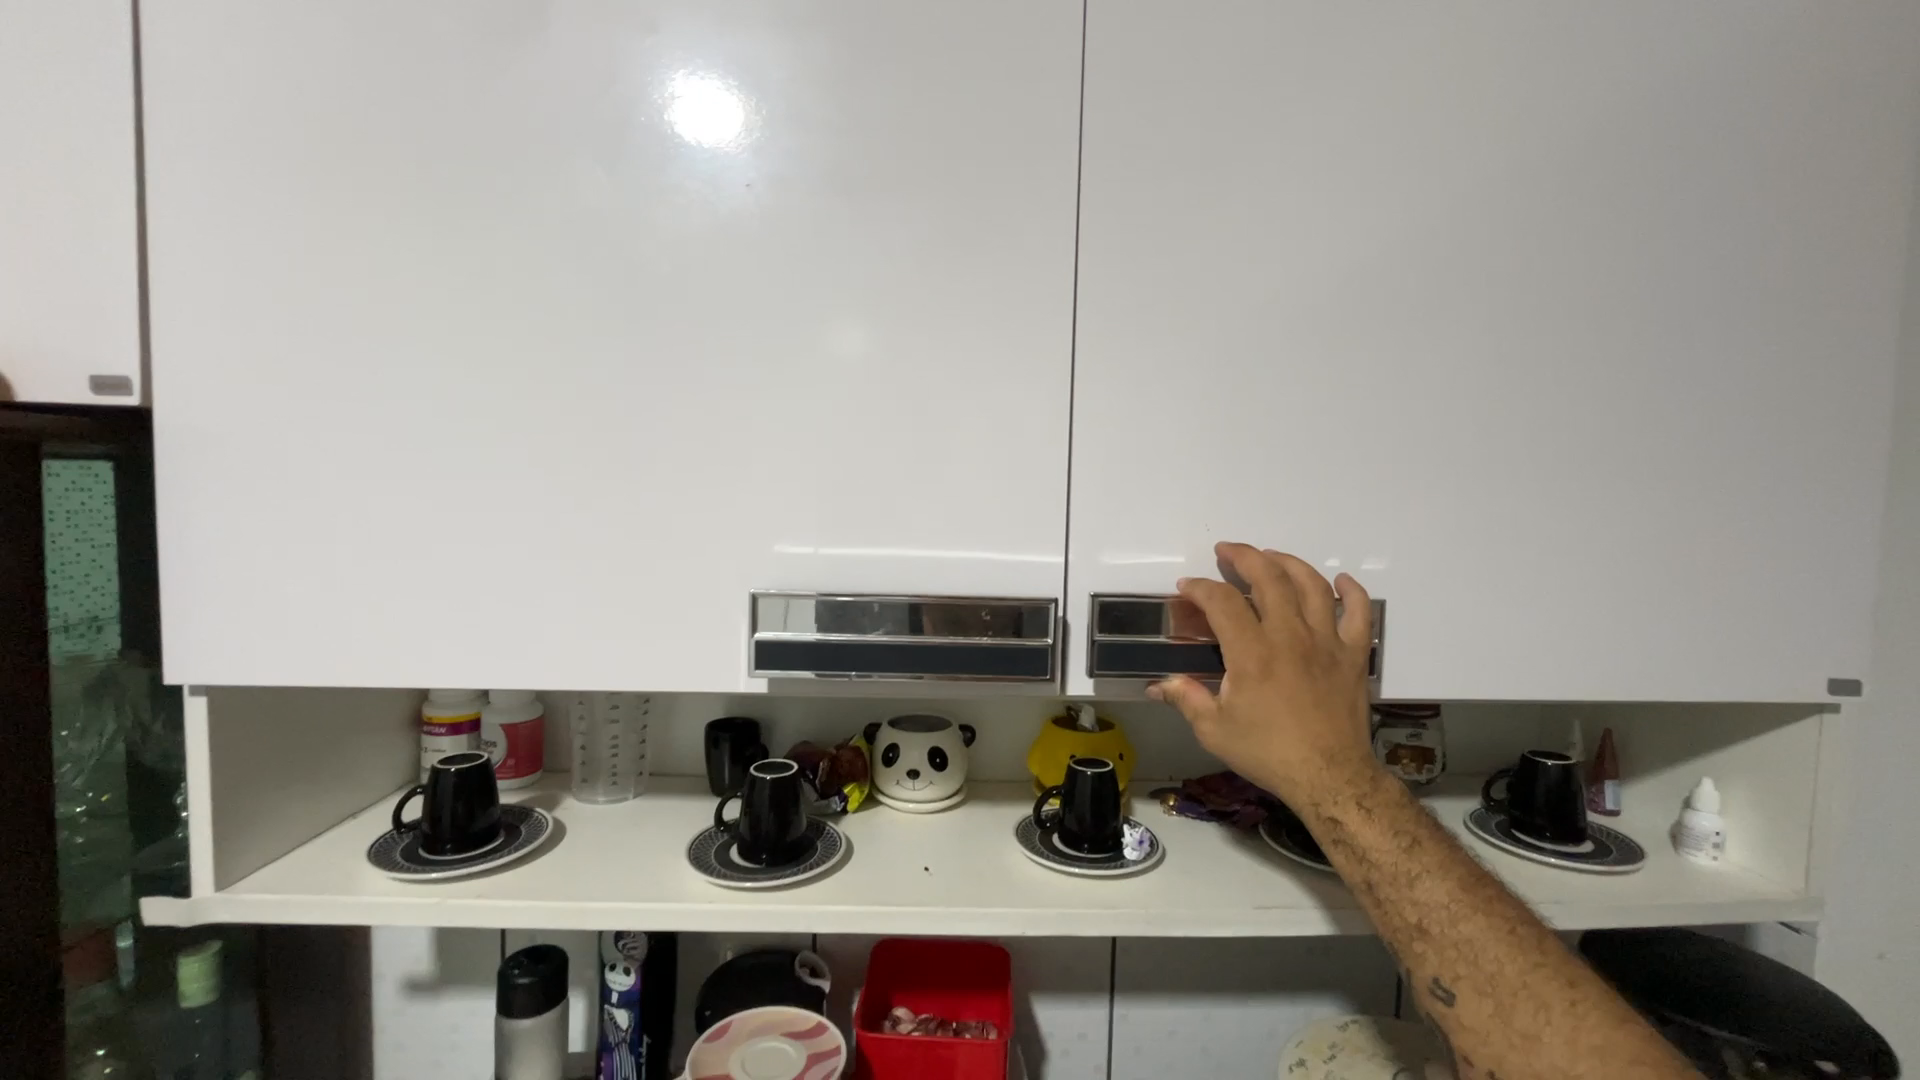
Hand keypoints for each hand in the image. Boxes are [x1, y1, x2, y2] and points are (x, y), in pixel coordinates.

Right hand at [1148, 542, 1379, 808]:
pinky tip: (1338, 582)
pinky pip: (1358, 612)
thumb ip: (1186, 698)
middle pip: (1269, 577)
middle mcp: (1290, 637)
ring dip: (1288, 563)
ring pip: (1311, 585)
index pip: (1222, 601)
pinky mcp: (1354, 655)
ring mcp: (1327, 642)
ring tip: (1270, 557)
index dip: (1201, 587)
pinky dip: (1349, 591)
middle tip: (1227, 551)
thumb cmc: (1268, 753)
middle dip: (1244, 556)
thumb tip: (1158, 684)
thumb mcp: (1214, 730)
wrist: (1330, 777)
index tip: (1188, 587)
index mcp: (1251, 653)